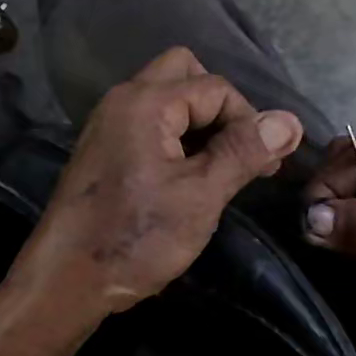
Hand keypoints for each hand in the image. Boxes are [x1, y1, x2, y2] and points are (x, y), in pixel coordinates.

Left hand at [12, 48, 304, 318]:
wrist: (66, 281)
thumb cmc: (136, 238)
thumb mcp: (201, 195)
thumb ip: (244, 152)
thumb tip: (290, 121)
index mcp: (146, 102)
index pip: (216, 88)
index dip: (249, 121)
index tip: (266, 164)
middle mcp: (123, 100)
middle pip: (185, 74)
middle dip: (222, 108)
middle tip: (241, 152)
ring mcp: (109, 124)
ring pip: (167, 99)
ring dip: (201, 125)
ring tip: (224, 169)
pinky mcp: (104, 151)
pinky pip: (150, 124)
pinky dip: (178, 138)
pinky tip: (191, 177)